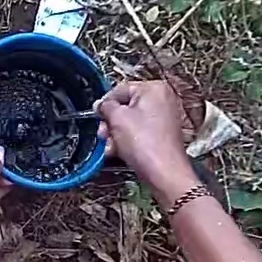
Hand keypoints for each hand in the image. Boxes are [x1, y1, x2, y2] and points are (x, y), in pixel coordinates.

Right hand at [95, 80, 197, 200]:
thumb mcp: (117, 118)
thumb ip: (105, 106)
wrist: (163, 173)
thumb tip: (101, 104)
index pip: (120, 90)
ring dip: (116, 134)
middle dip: (111, 123)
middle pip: (125, 106)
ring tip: (112, 146)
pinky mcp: (162, 135)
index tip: (98, 115)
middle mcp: (162, 100)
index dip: (105, 104)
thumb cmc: (146, 145)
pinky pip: (139, 132)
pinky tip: (120, 151)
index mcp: (154, 89)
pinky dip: (128, 140)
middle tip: (104, 133)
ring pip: (130, 121)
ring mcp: (164, 118)